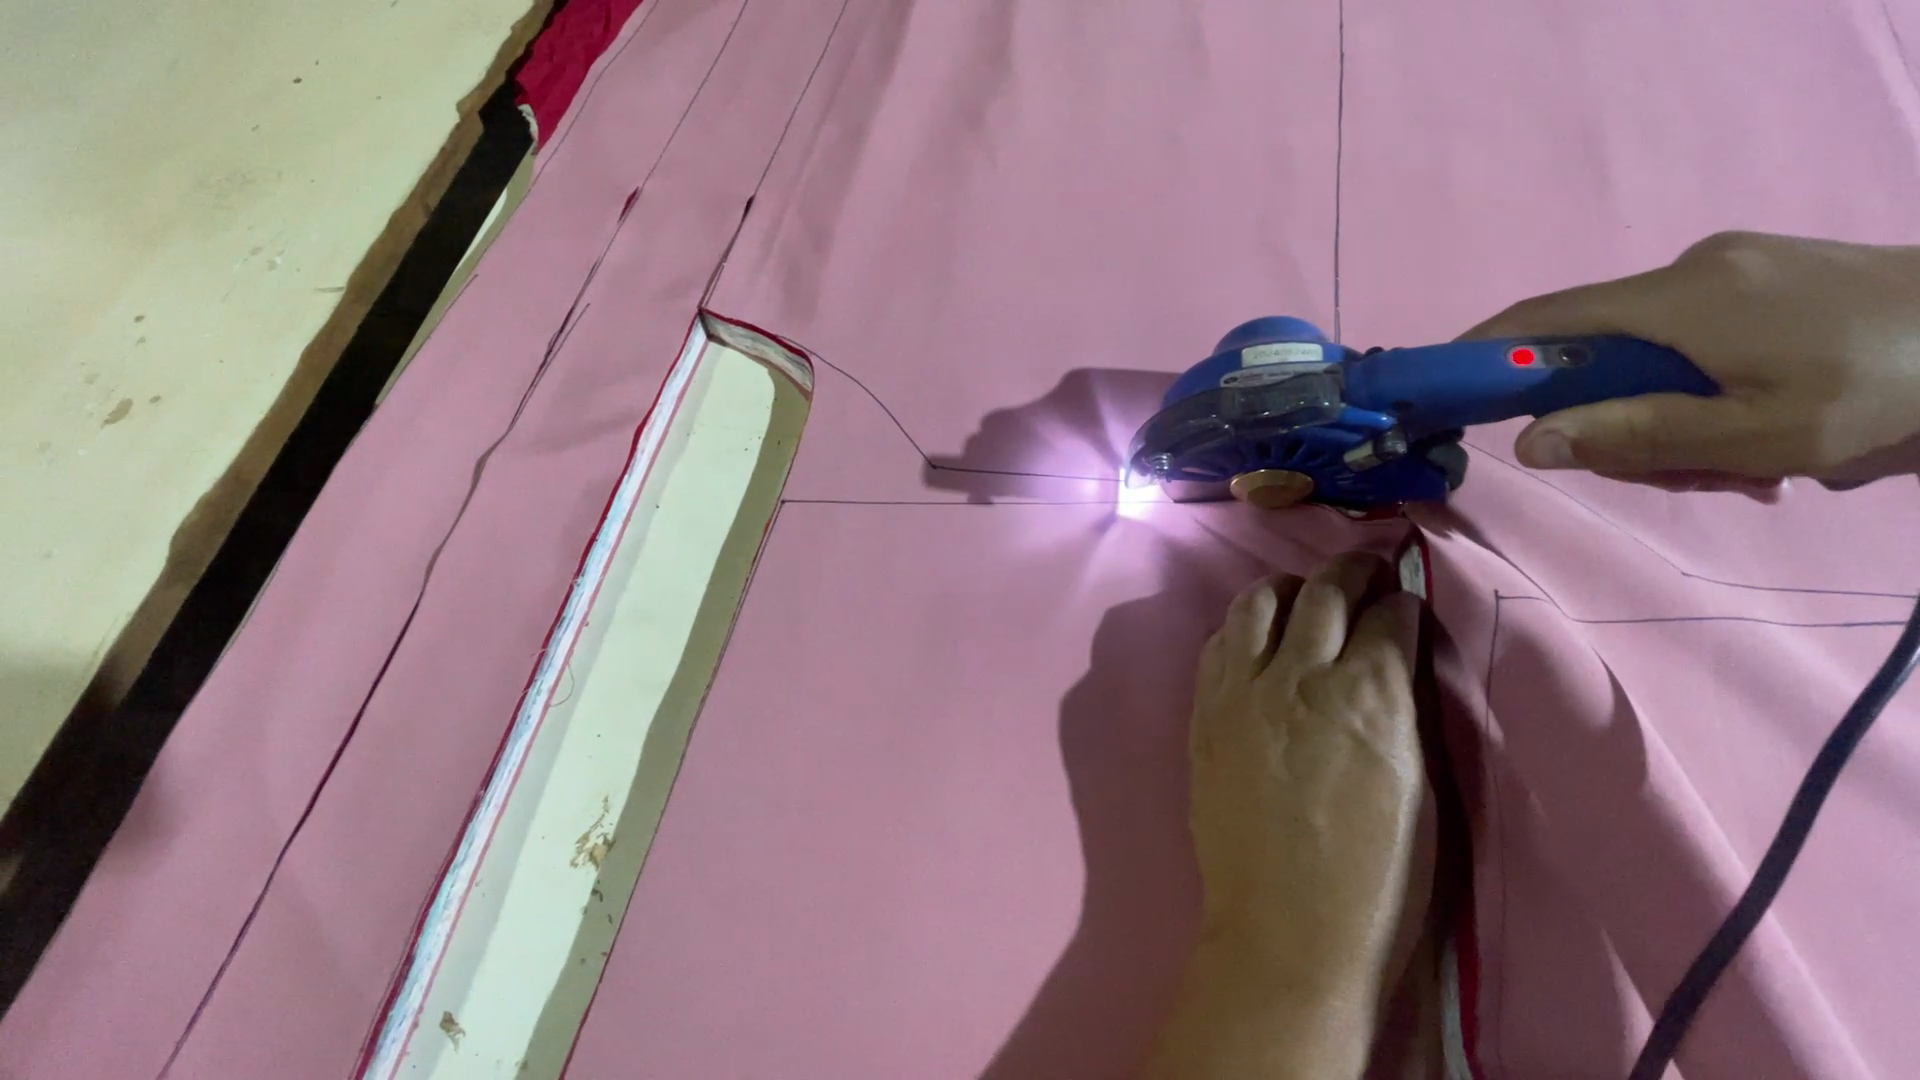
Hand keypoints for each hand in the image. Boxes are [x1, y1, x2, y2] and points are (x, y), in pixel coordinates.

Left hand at [1188, 552, 1424, 982]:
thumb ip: (1400, 709)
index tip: (1402, 596)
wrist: (1286, 928)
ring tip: (1300, 593)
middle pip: (1324, 593)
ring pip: (1257, 604)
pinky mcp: (1203, 713)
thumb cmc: (1378, 876)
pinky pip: (1217, 645)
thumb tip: (1391, 663)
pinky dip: (1240, 628)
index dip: (1399, 599)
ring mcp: (1241, 691)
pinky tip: (1252, 637)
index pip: (1387, 617)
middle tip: (1362, 567)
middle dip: (1350, 570)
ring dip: (1286, 589)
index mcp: (1369, 697)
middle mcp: (1299, 677)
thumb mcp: (1417, 785)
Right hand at [1461, 232, 1919, 487]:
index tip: (1441, 391)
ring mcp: (1735, 269)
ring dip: (1668, 415)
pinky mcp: (1769, 278)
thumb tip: (1525, 442)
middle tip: (1674, 474)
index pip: (1542, 319)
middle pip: (1598, 349)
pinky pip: (1694, 340)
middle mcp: (1694, 269)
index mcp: (1680, 297)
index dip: (1480, 351)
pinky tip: (1761, 430)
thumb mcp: (1759, 434)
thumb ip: (1635, 436)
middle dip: (1610, 415)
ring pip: (1649, 353)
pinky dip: (1700, 391)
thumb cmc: (1893, 388)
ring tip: (1745, 464)